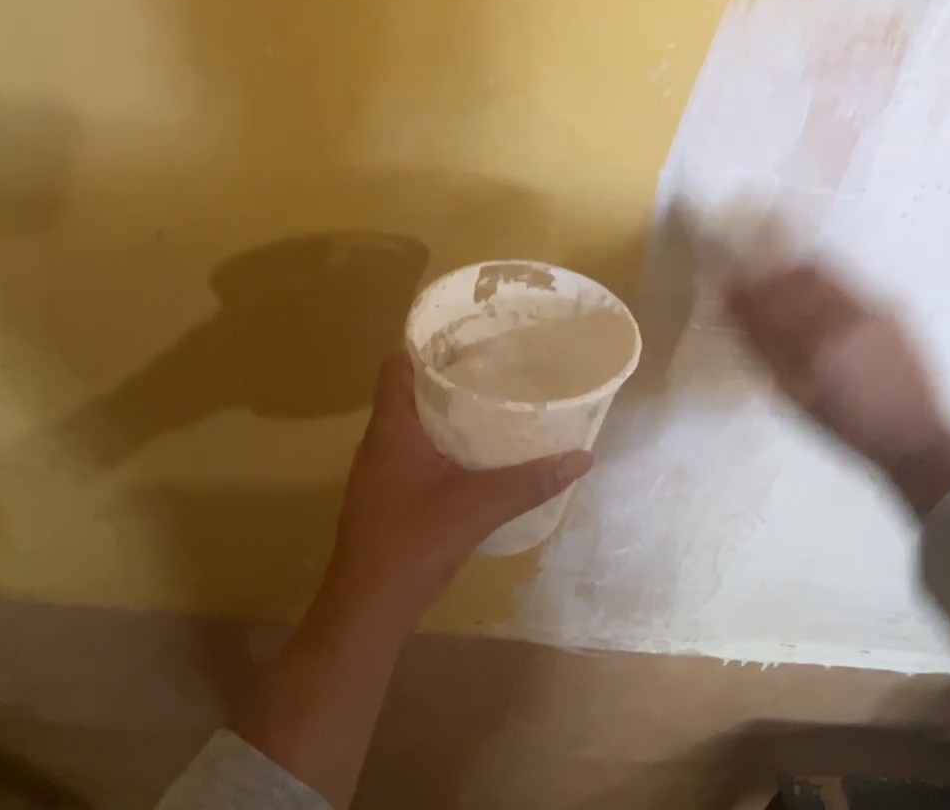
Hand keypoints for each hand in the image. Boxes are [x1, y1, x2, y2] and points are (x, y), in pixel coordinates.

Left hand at [318, 355, 591, 625]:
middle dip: (448, 381)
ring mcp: (378, 473)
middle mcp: (379, 443)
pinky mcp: (385, 499)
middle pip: (409, 393)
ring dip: (446, 416)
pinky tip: (474, 459)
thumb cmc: (413, 544)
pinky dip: (441, 448)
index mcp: (391, 429)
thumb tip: (582, 457)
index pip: (398, 365)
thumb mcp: (478, 507)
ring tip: (491, 407)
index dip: (427, 346)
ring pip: (413, 427)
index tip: (468, 339)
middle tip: (494, 370)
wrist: (367, 610)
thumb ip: (530, 481)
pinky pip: (414, 456)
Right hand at [726, 264, 949, 468]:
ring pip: (819, 273)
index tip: (727, 290)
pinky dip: (822, 285)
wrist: (915, 437)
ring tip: (782, 287)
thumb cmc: (846, 428)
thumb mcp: (795, 399)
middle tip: (751, 287)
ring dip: (791, 275)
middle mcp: (841, 320)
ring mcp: (869, 310)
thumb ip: (765, 353)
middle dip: (765, 278)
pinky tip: (818, 302)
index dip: (741, 292)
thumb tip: (738, 316)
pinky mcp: (890, 308)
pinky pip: (846, 284)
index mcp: (813, 348)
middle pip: (790, 278)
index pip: (765, 303)